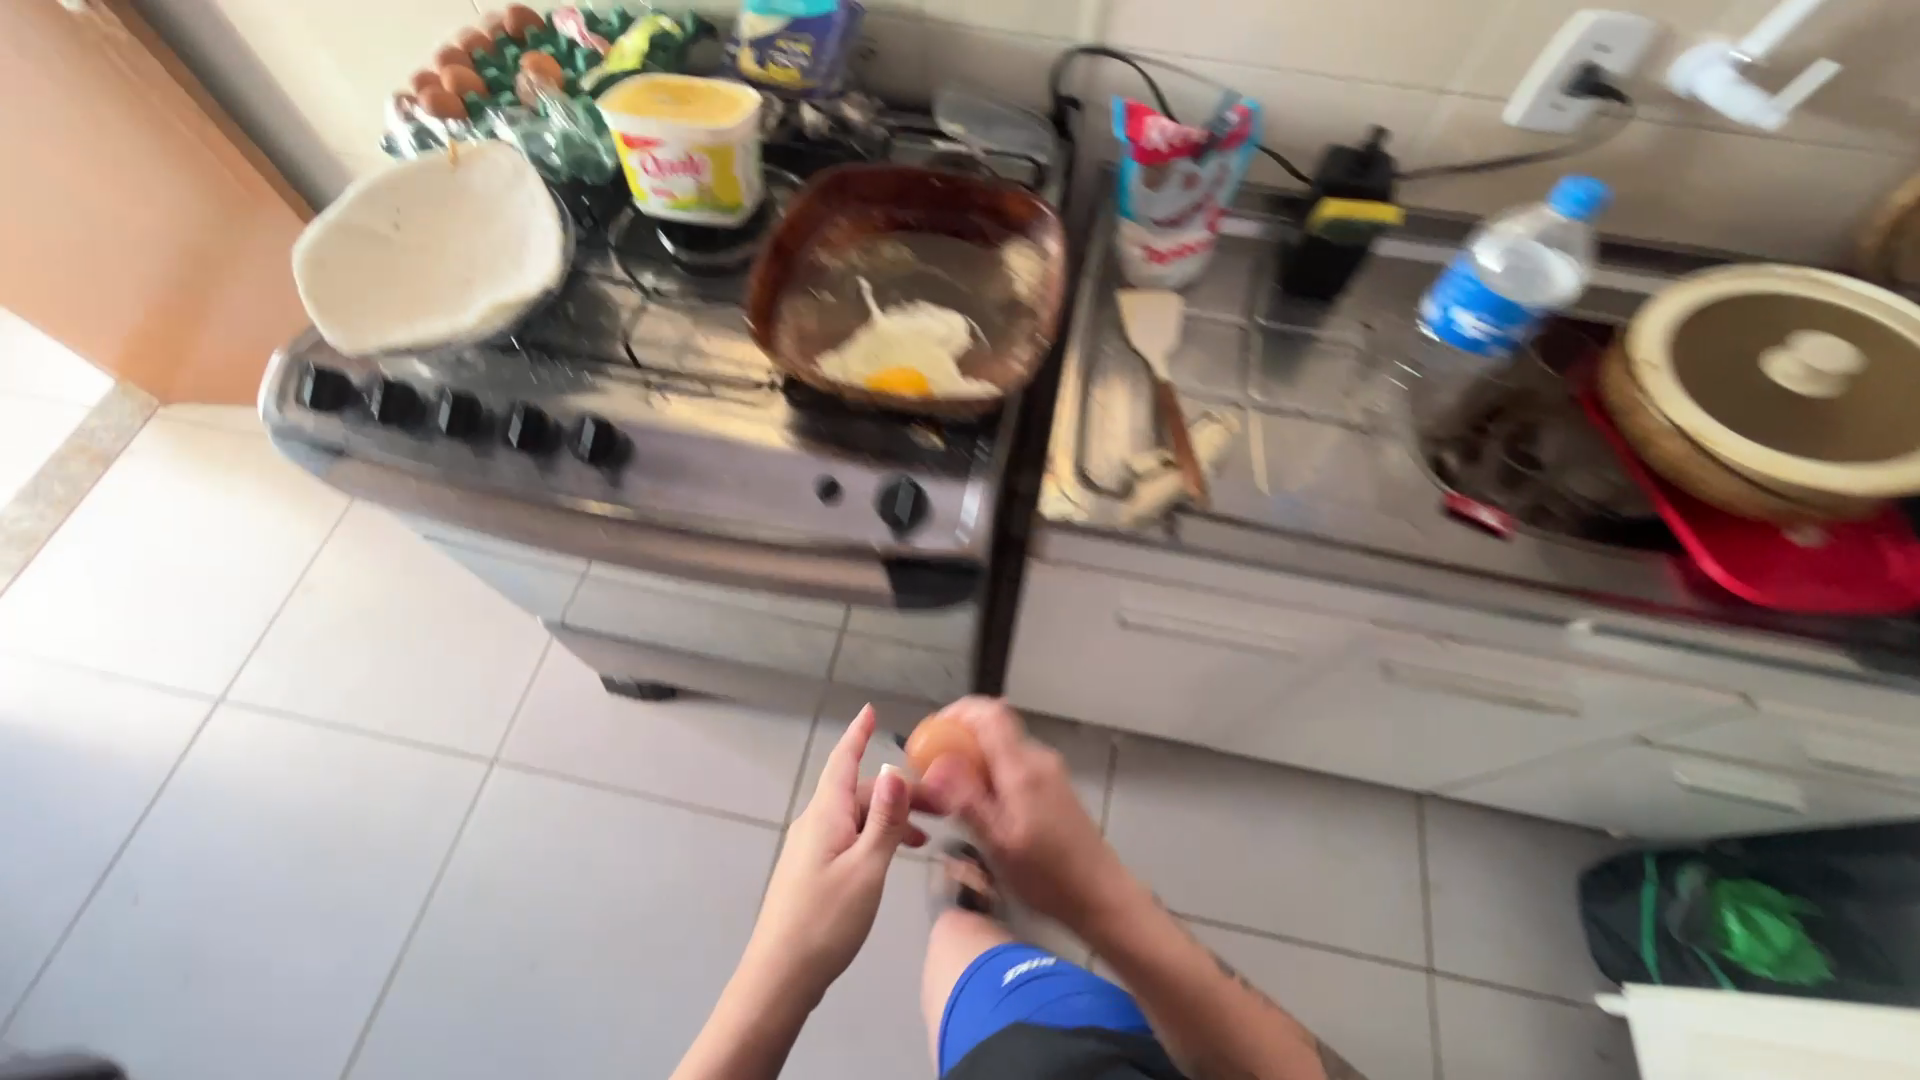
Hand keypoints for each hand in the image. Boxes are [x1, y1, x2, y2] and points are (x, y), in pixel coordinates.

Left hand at [745, 705, 927, 1000]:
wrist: (780, 978)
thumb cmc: (825, 920)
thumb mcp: (866, 868)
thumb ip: (884, 819)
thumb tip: (893, 768)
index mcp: (826, 814)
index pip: (842, 761)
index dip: (857, 734)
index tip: (870, 711)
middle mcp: (815, 823)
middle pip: (859, 792)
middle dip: (897, 791)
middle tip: (940, 807)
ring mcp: (811, 848)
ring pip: (856, 817)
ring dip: (889, 819)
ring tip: (924, 839)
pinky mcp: (812, 872)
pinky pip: (848, 838)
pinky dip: (875, 838)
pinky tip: (893, 857)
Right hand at [919, 697, 1132, 933]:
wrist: (1101, 894)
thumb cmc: (1048, 876)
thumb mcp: (998, 844)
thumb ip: (967, 800)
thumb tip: (936, 766)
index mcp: (1022, 768)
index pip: (989, 712)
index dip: (958, 713)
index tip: (932, 734)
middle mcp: (1038, 758)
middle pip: (993, 728)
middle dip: (960, 742)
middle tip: (934, 775)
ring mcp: (1049, 769)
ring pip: (1003, 747)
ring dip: (975, 761)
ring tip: (954, 797)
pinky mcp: (1054, 784)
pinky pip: (1015, 764)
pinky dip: (992, 774)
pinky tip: (984, 808)